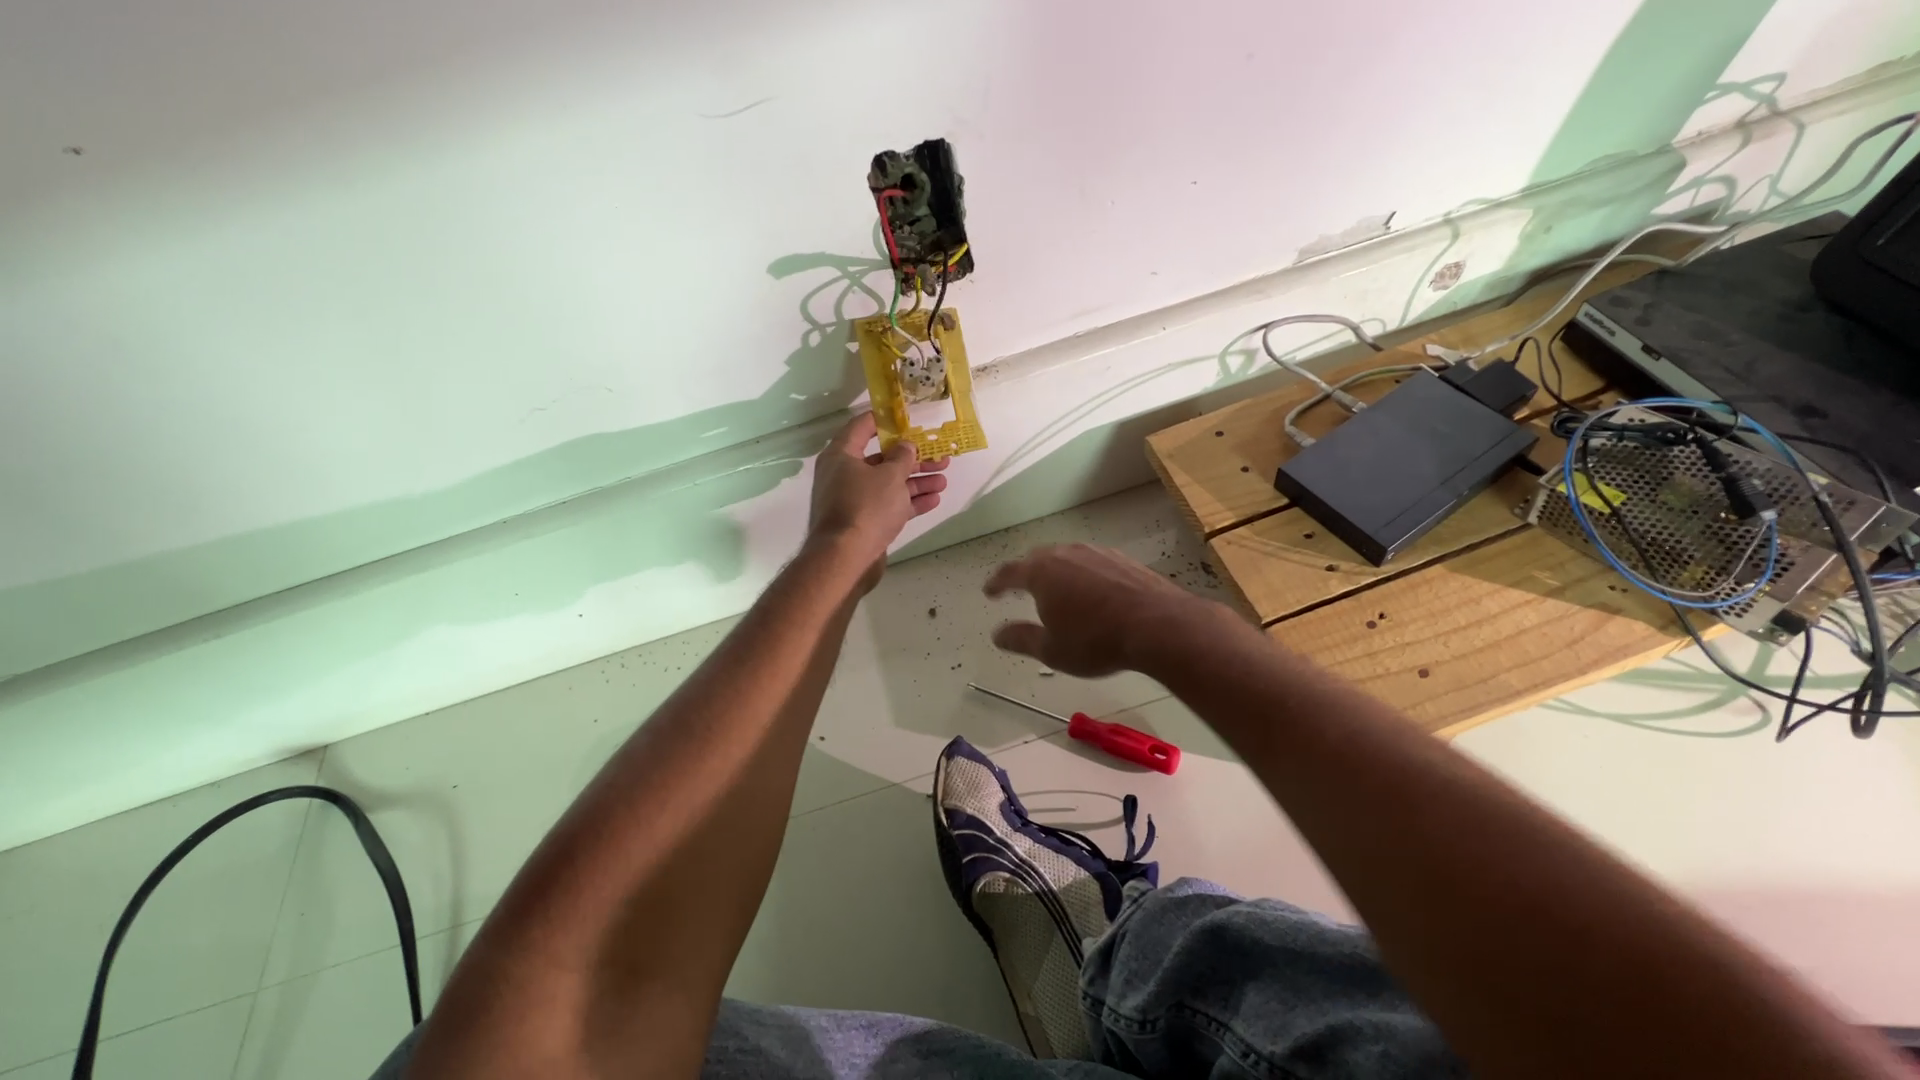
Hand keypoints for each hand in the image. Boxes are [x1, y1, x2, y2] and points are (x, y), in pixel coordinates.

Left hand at [808, 412, 948, 569]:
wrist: (846, 558)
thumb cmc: (866, 506)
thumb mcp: (890, 475)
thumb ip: (902, 457)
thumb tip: (906, 445)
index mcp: (841, 455)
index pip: (862, 427)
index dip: (885, 420)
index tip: (908, 418)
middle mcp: (844, 474)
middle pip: (881, 459)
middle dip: (912, 458)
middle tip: (939, 455)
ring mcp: (854, 499)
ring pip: (889, 484)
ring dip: (917, 481)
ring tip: (944, 480)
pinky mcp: (864, 522)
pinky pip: (889, 505)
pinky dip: (910, 502)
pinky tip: (934, 500)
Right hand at [984, 544, 1219, 676]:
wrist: (1157, 625)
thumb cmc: (1096, 640)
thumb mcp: (1052, 650)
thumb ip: (1022, 639)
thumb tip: (997, 634)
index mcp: (1042, 572)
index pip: (1010, 572)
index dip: (997, 583)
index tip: (989, 591)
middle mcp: (1066, 553)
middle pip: (1038, 558)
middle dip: (1027, 573)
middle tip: (1021, 588)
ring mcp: (1097, 552)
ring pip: (1068, 557)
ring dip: (1058, 571)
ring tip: (1058, 590)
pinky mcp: (1123, 559)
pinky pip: (1093, 562)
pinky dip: (1084, 574)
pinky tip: (1093, 592)